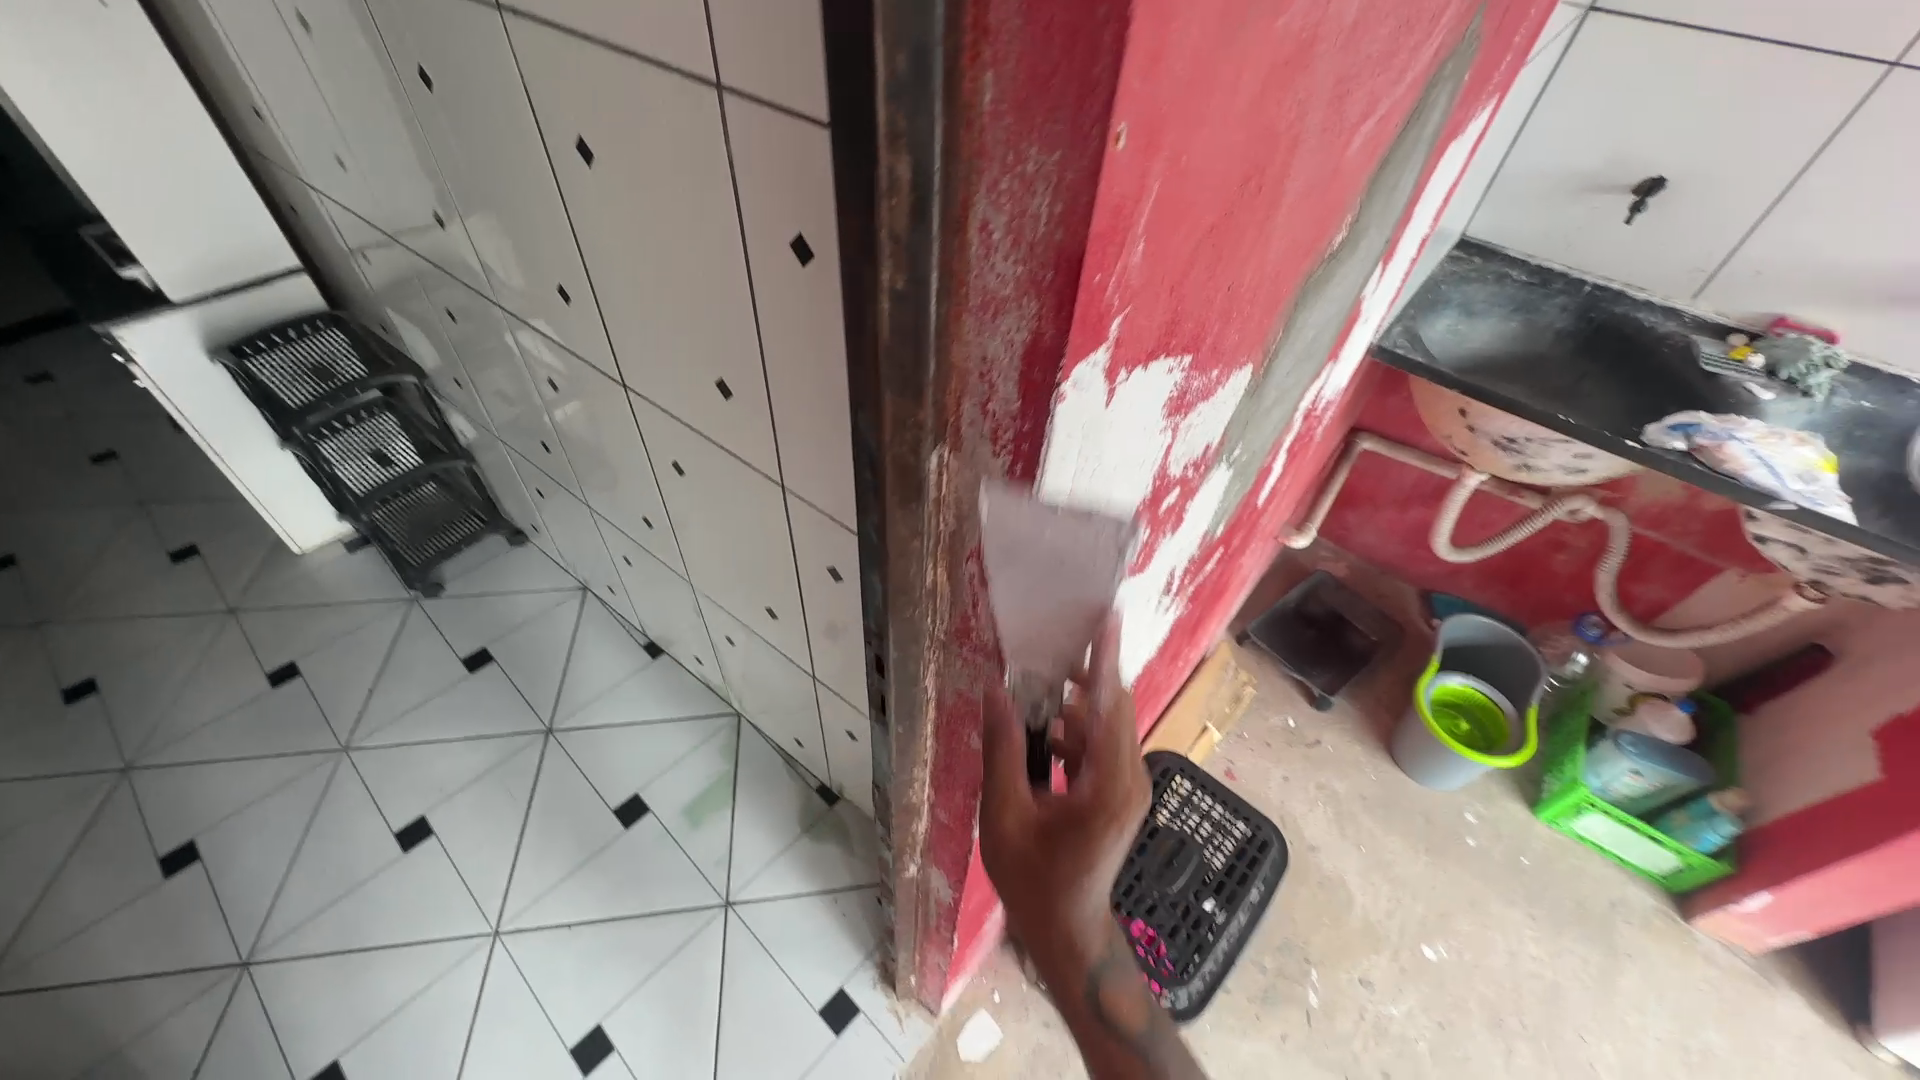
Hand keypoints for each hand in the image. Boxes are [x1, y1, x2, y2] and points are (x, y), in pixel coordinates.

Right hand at [979, 618, 1150, 980]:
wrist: (1066, 931)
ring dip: (1074, 705)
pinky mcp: (1121, 793)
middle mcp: (1130, 777)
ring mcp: (1130, 786)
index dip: (1106, 658)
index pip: (1110, 704)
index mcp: (1109, 784)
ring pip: (1107, 725)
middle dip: (1083, 675)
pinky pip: (1102, 746)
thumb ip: (1003, 750)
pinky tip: (1042, 732)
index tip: (1108, 614)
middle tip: (1045, 648)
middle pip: (1113, 708)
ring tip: (1034, 689)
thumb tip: (996, 690)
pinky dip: (1075, 731)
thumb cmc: (1034, 881)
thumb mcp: (1006, 815)